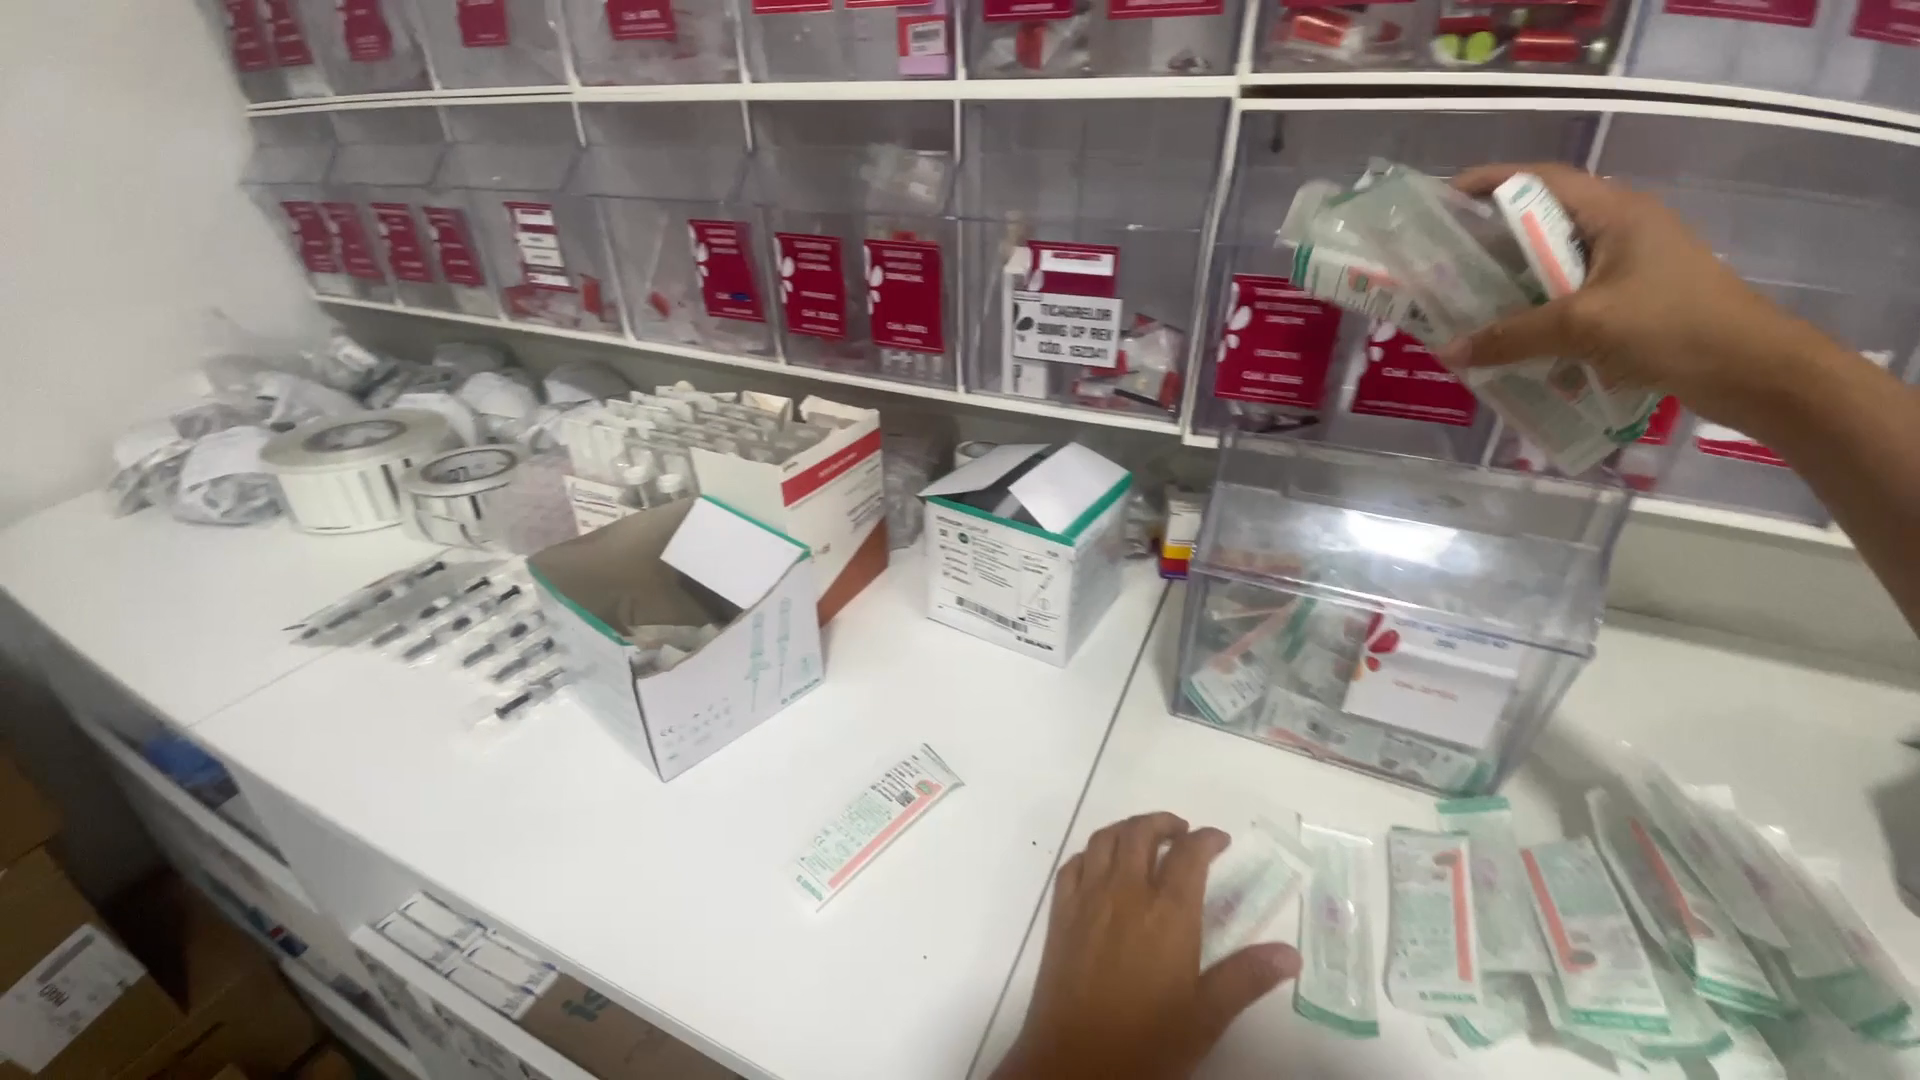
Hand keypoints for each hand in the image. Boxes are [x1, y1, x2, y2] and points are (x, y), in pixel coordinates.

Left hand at [992, 813, 1301, 1079]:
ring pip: (1104, 839)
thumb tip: (1290, 953)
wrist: (1077, 1061)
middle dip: (1164, 823)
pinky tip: (1101, 866)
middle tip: (1182, 832)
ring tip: (1144, 839)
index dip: (1206, 839)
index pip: (1189, 854)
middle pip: (1141, 833)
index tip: (1219, 840)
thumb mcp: (1207, 1014)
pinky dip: (1091, 852)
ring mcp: (1087, 897)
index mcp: (1168, 912)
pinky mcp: (1061, 912)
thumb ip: (1247, 976)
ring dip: (1127, 829)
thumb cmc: (1148, 1040)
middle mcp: (1125, 891)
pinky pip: (1073, 864)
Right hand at [1438, 163, 1840, 432]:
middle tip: (1442, 259)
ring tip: (1462, 299)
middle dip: (1490, 238)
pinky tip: (1506, 332)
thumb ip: (1510, 336)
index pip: (1544, 179)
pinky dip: (1532, 307)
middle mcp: (1622, 229)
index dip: (1492, 181)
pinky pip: (1566, 293)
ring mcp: (1628, 265)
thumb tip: (1447, 350)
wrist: (1749, 369)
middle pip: (1543, 221)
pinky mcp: (1631, 298)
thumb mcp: (1582, 327)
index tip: (1444, 198)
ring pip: (1553, 261)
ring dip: (1509, 279)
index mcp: (1616, 214)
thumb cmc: (1671, 326)